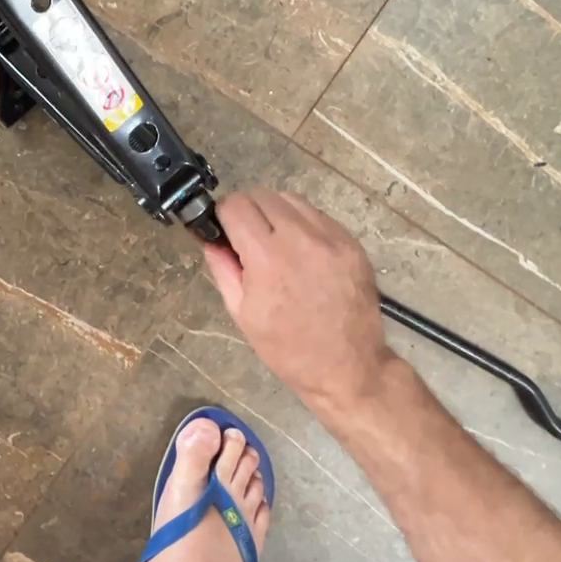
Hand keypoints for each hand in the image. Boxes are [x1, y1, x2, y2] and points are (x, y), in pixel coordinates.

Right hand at [203, 190, 397, 415]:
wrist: (346, 366)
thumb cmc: (286, 347)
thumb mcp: (241, 312)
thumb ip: (222, 267)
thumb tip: (209, 238)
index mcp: (268, 257)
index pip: (235, 205)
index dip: (222, 215)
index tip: (223, 230)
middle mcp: (301, 238)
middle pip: (261, 194)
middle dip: (246, 210)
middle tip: (245, 237)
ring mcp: (332, 238)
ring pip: (290, 198)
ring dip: (274, 212)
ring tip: (274, 241)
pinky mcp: (352, 243)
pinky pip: (317, 215)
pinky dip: (301, 223)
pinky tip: (300, 250)